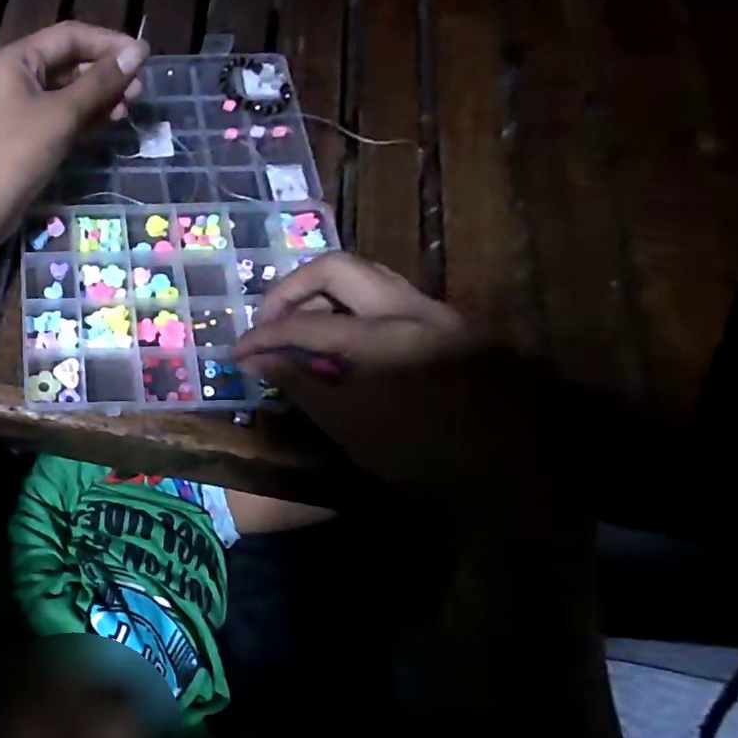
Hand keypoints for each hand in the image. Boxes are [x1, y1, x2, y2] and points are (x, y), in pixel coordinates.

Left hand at [0, 21, 146, 235]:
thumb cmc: (19, 155)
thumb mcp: (63, 115)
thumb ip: (100, 83)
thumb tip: (136, 55)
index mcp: (15, 59)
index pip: (69, 36)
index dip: (109, 43)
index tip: (143, 56)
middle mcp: (14, 76)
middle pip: (68, 63)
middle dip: (105, 73)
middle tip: (140, 89)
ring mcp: (18, 106)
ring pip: (66, 91)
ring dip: (99, 96)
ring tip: (129, 107)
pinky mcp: (24, 133)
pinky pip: (59, 114)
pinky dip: (84, 115)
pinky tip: (108, 121)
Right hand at [233, 253, 557, 516]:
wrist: (501, 470)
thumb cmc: (416, 454)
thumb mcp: (345, 423)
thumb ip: (298, 382)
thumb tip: (255, 360)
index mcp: (383, 338)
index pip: (305, 324)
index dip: (262, 337)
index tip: (237, 353)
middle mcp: (410, 308)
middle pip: (336, 266)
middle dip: (290, 290)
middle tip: (268, 323)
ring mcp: (432, 309)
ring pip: (364, 273)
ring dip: (321, 292)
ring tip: (297, 325)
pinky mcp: (442, 319)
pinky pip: (384, 293)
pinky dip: (349, 304)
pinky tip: (337, 336)